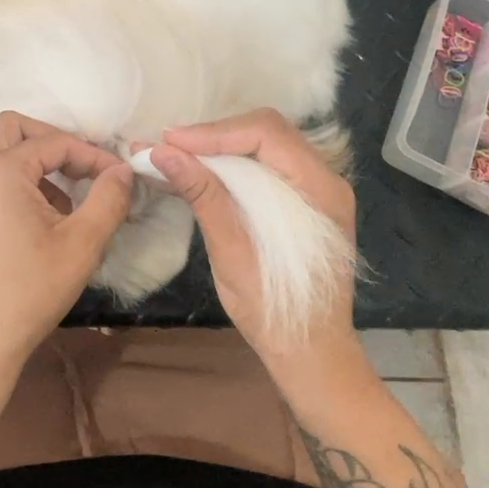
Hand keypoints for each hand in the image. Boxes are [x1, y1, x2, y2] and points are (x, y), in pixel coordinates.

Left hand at [0, 112, 134, 375]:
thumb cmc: (28, 291)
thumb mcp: (81, 244)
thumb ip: (108, 199)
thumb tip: (122, 172)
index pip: (53, 142)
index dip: (92, 155)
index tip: (120, 176)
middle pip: (15, 129)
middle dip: (55, 142)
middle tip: (85, 170)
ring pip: (1, 153)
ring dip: (37, 164)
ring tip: (69, 204)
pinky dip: (19, 184)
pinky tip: (44, 223)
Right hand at [147, 109, 358, 367]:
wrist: (311, 355)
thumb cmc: (276, 313)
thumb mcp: (233, 255)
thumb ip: (204, 196)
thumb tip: (163, 152)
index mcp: (320, 190)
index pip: (266, 134)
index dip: (214, 132)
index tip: (169, 141)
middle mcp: (324, 180)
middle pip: (264, 132)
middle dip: (212, 135)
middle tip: (165, 146)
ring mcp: (314, 189)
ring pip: (260, 145)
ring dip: (215, 147)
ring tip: (172, 154)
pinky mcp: (300, 201)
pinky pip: (261, 166)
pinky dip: (226, 165)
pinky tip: (195, 171)